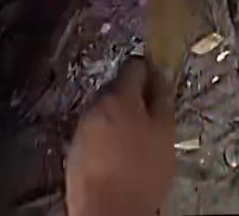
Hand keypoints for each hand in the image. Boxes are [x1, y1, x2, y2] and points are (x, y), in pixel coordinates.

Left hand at [65, 57, 174, 215]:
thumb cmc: (141, 172)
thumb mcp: (164, 129)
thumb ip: (163, 95)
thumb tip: (163, 72)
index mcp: (119, 97)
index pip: (135, 66)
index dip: (150, 71)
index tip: (160, 82)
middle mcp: (95, 108)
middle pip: (118, 89)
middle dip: (134, 97)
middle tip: (152, 115)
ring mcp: (81, 132)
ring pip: (105, 112)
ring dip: (120, 118)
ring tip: (137, 139)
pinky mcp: (73, 155)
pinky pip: (95, 134)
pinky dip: (107, 138)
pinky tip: (120, 155)